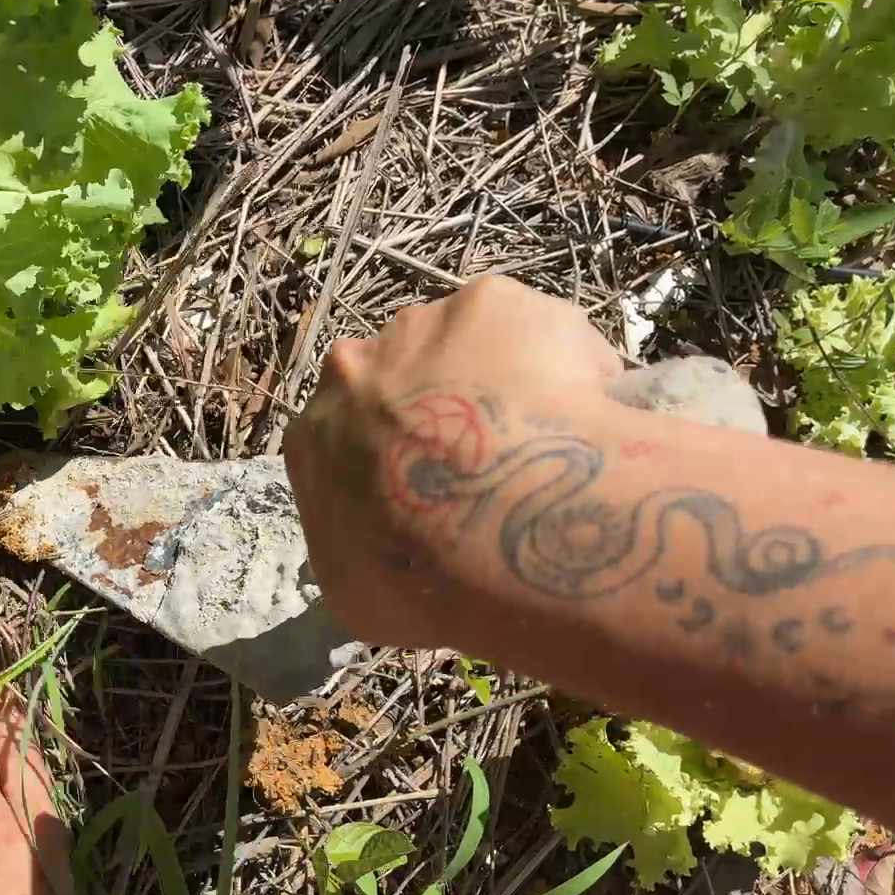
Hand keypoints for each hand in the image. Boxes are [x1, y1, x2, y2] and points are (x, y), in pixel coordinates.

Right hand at [281, 276, 623, 645]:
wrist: (488, 526)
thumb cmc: (408, 572)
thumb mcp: (351, 590)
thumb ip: (355, 555)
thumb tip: (379, 559)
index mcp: (311, 435)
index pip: (346, 435)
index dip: (390, 457)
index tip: (434, 485)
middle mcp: (348, 370)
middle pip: (395, 379)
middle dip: (434, 405)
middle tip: (487, 457)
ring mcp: (416, 329)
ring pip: (460, 346)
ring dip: (492, 380)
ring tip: (545, 438)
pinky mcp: (486, 303)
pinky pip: (530, 329)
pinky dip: (559, 362)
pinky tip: (583, 413)